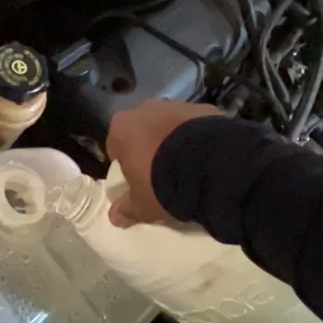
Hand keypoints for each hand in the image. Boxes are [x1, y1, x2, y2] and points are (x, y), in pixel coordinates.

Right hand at [105, 99, 220, 226]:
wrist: (208, 166)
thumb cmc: (161, 183)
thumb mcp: (142, 203)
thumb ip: (127, 207)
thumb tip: (114, 217)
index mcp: (121, 128)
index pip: (116, 145)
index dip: (126, 163)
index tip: (137, 179)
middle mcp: (145, 109)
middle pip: (143, 130)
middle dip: (150, 146)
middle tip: (162, 172)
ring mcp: (176, 105)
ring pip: (170, 124)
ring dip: (174, 139)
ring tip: (188, 166)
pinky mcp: (203, 107)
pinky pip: (195, 124)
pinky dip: (197, 137)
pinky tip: (206, 157)